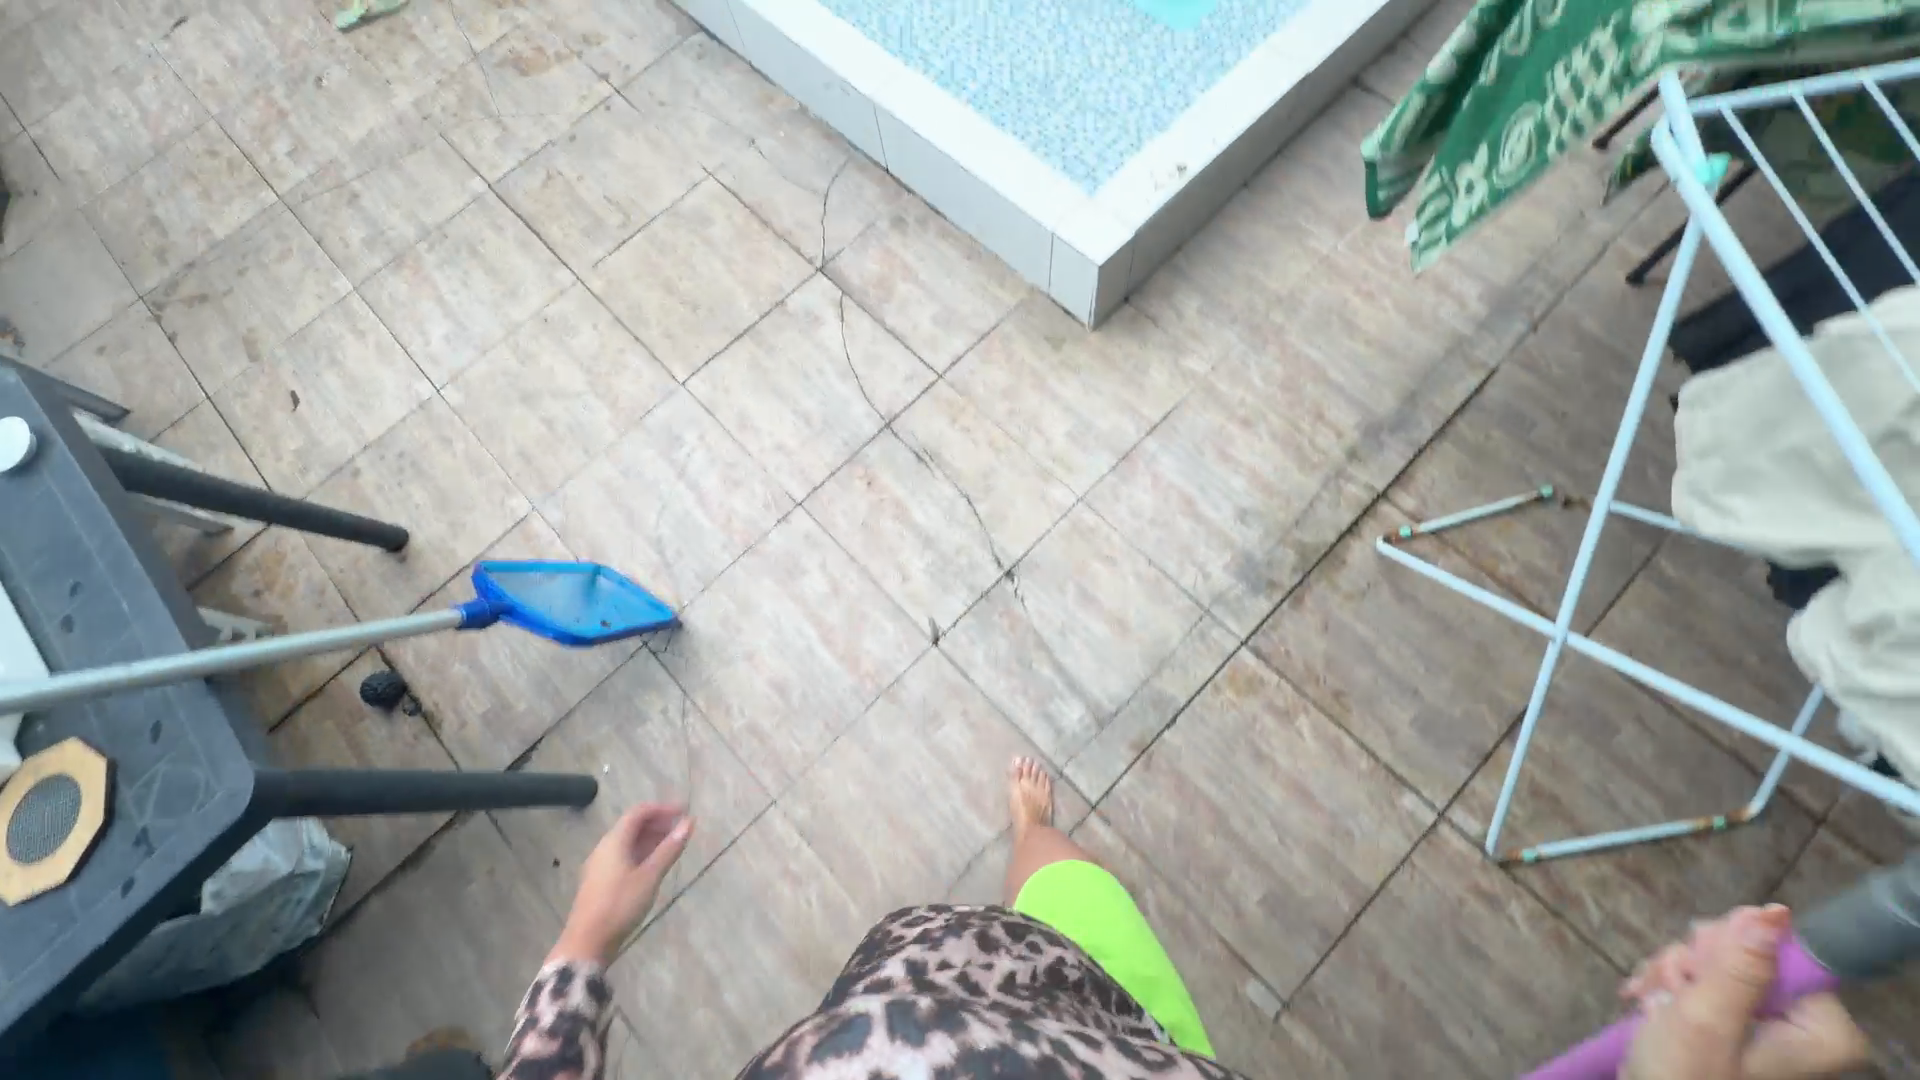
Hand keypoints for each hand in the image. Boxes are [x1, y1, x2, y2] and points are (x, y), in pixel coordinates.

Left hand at [549, 804, 693, 965]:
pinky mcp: (601, 881)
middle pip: (632, 825)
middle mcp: (605, 848)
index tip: (684, 812)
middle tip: (681, 830)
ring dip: (651, 839)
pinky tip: (654, 866)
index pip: (639, 812)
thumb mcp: (650, 876)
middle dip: (658, 823)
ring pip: (628, 842)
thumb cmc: (620, 905)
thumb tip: (689, 822)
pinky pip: (623, 856)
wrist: (587, 943)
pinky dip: (642, 853)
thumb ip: (669, 849)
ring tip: (672, 846)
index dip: (663, 809)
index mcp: (614, 841)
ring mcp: (600, 865)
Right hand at [1622, 905, 1868, 1079]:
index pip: (1775, 947)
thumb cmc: (1683, 1071)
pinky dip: (1666, 983)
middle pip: (1739, 950)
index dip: (1722, 946)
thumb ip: (1738, 966)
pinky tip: (1651, 1002)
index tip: (1691, 972)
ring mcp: (1770, 1021)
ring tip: (1655, 1003)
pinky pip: (1701, 975)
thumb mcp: (1705, 1017)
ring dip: (1669, 972)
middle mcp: (1805, 1022)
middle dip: (1687, 962)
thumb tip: (1774, 911)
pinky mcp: (1737, 1019)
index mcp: (1822, 1028)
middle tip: (1670, 991)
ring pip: (1712, 959)